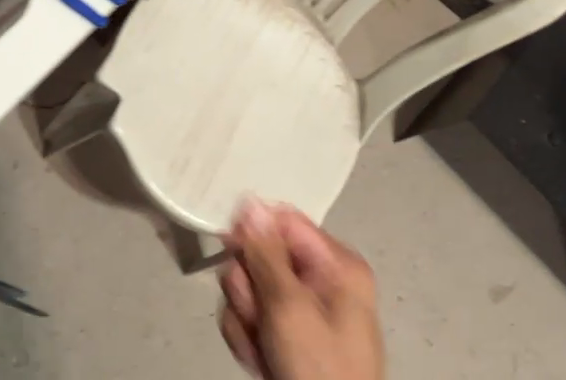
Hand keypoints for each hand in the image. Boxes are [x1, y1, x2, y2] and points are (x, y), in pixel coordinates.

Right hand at [219, 200, 383, 379]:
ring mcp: (301, 311)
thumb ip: (265, 253)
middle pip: (258, 255)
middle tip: (256, 316)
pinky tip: (260, 361)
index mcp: (335, 266)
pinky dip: (247, 339)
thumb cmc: (318, 371)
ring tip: (261, 346)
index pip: (281, 220)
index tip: (230, 249)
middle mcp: (320, 281)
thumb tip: (250, 202)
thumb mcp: (289, 307)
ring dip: (244, 318)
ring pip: (247, 288)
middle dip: (247, 289)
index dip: (251, 231)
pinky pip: (248, 318)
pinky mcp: (284, 336)